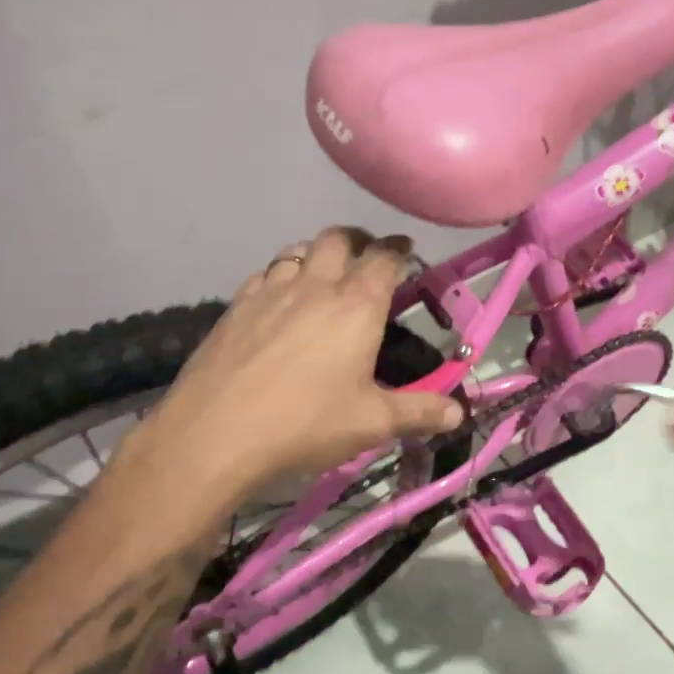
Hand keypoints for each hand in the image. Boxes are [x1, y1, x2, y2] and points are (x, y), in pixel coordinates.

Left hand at [134, 227, 461, 491]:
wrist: (215, 433)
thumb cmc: (305, 423)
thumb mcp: (372, 424)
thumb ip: (419, 413)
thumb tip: (458, 413)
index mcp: (356, 305)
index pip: (384, 258)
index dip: (398, 249)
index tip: (406, 249)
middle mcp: (314, 286)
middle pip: (337, 239)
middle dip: (357, 240)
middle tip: (366, 257)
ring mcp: (269, 292)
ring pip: (296, 251)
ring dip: (315, 253)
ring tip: (323, 273)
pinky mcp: (235, 307)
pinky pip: (264, 275)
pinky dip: (280, 276)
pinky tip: (278, 301)